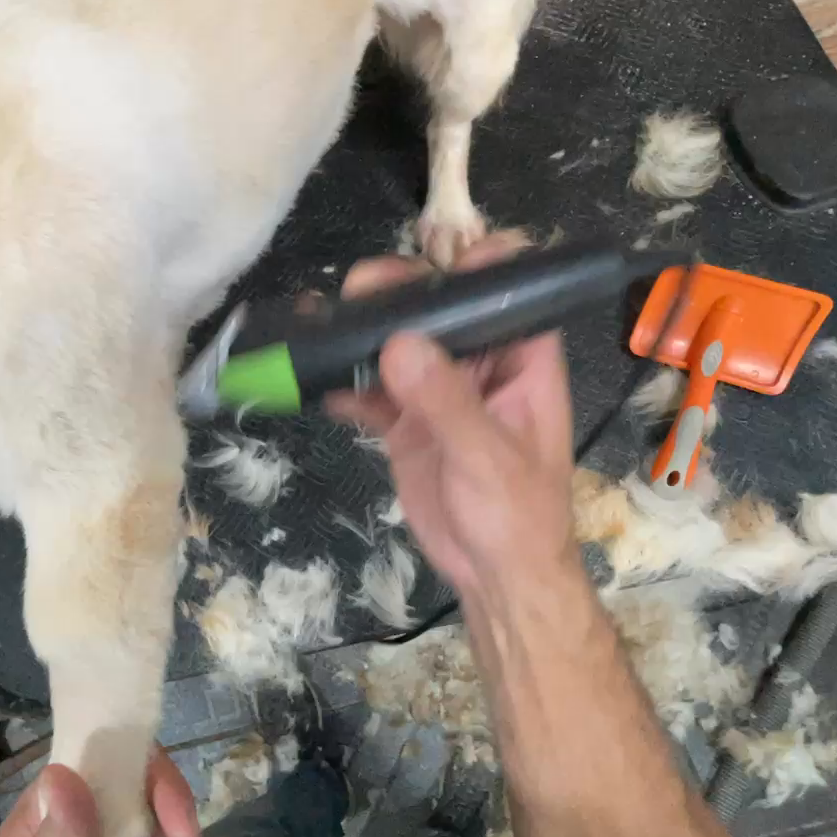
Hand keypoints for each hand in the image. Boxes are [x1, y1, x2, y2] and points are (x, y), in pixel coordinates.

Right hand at [327, 232, 580, 598]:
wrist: (491, 575)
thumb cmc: (516, 515)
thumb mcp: (488, 457)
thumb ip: (446, 401)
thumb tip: (397, 344)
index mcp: (520, 361)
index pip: (508, 293)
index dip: (478, 266)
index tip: (435, 262)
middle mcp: (477, 365)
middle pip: (439, 310)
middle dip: (399, 294)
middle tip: (358, 291)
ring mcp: (436, 391)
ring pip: (397, 344)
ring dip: (362, 334)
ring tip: (323, 325)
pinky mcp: (404, 420)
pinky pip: (370, 389)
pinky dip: (343, 383)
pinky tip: (316, 381)